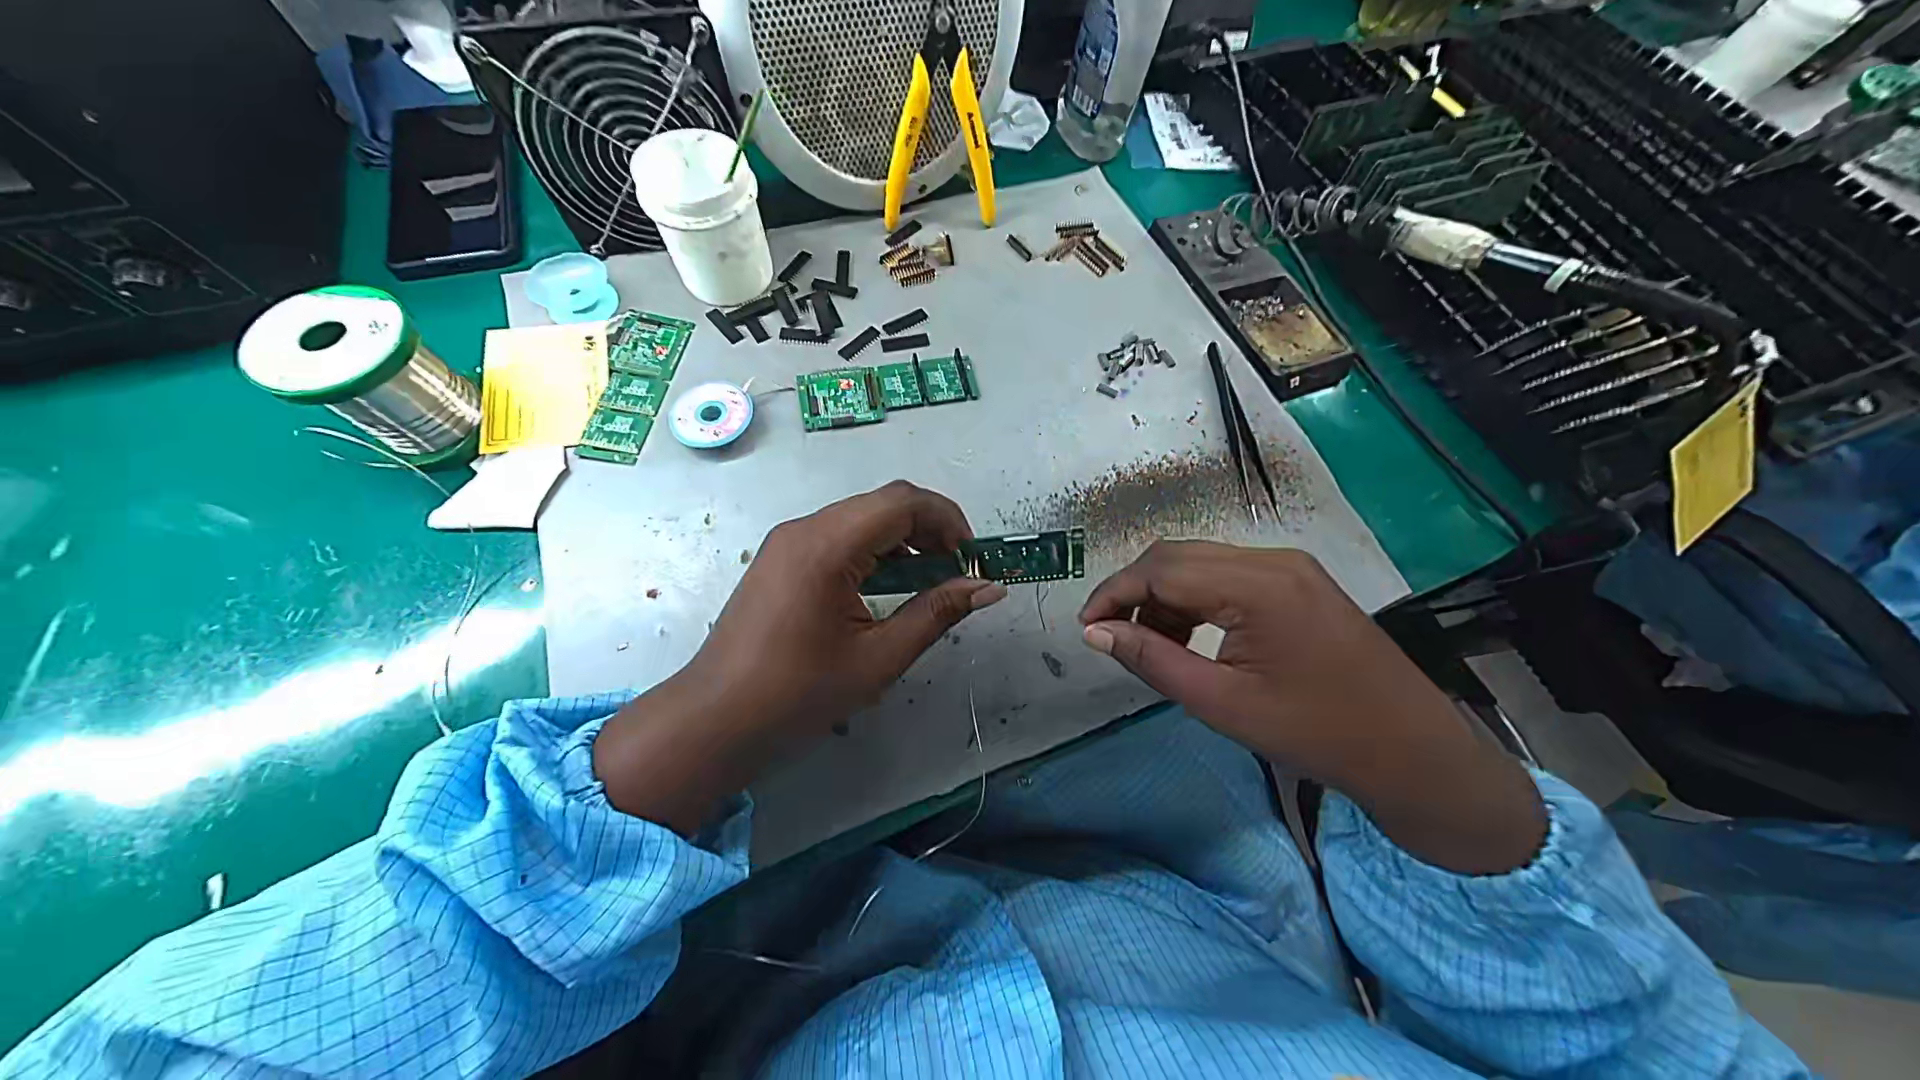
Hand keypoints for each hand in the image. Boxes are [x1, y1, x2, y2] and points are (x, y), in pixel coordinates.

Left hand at [595, 481, 1006, 831]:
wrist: (715, 721)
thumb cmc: (797, 696)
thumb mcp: (879, 658)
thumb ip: (936, 614)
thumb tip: (988, 588)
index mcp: (826, 546)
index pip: (902, 502)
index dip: (948, 521)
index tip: (972, 559)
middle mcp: (804, 529)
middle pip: (883, 504)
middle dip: (930, 529)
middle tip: (956, 572)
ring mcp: (787, 541)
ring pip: (861, 518)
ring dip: (903, 541)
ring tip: (929, 583)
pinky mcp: (781, 558)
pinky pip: (839, 537)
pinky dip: (874, 552)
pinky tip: (888, 588)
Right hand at [1079, 541, 1544, 873]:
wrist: (1412, 751)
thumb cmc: (1316, 733)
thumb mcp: (1221, 703)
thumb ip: (1152, 660)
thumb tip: (1095, 632)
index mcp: (1258, 585)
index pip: (1161, 569)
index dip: (1113, 594)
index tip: (1085, 628)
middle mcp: (1273, 560)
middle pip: (1177, 556)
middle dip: (1135, 592)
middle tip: (1112, 637)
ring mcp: (1290, 566)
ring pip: (1200, 563)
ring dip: (1163, 596)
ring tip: (1151, 646)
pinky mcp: (1298, 581)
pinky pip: (1227, 575)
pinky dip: (1195, 598)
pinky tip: (1189, 636)